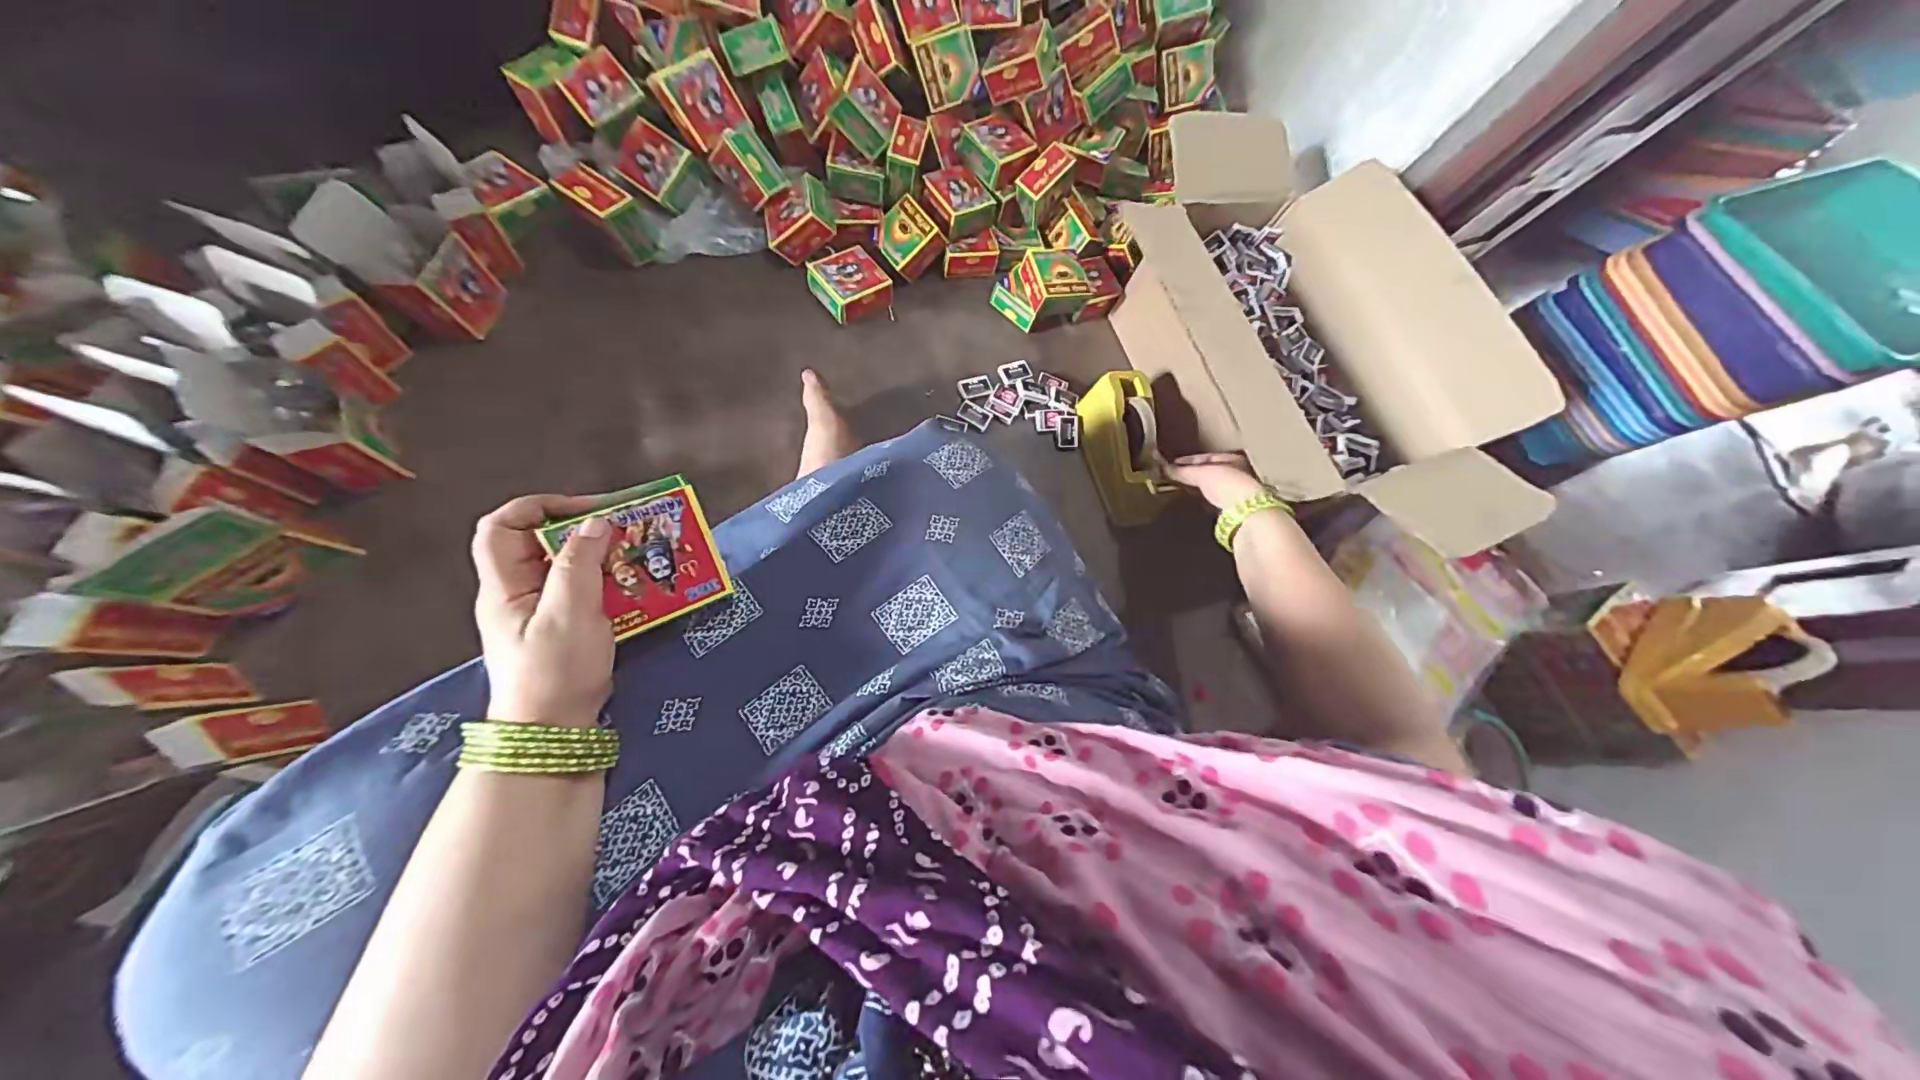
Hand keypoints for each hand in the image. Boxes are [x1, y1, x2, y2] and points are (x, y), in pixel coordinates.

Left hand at [471, 495, 614, 728]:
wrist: (553, 731)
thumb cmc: (555, 672)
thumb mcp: (570, 613)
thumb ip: (580, 564)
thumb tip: (597, 522)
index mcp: (505, 586)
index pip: (501, 526)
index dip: (539, 507)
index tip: (586, 511)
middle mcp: (518, 593)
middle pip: (539, 543)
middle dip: (582, 530)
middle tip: (623, 529)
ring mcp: (540, 612)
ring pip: (566, 566)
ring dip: (601, 556)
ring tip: (636, 555)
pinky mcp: (562, 627)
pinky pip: (582, 590)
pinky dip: (607, 581)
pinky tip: (634, 586)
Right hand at [1164, 452, 1268, 511]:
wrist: (1245, 513)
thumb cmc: (1227, 484)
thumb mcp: (1201, 473)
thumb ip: (1182, 471)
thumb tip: (1162, 468)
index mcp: (1232, 459)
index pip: (1205, 457)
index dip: (1187, 460)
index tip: (1170, 464)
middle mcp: (1237, 473)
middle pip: (1209, 472)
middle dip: (1192, 474)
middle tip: (1172, 476)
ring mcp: (1236, 492)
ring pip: (1211, 486)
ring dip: (1197, 487)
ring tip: (1179, 488)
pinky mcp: (1232, 509)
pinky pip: (1212, 500)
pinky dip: (1202, 499)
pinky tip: (1193, 500)